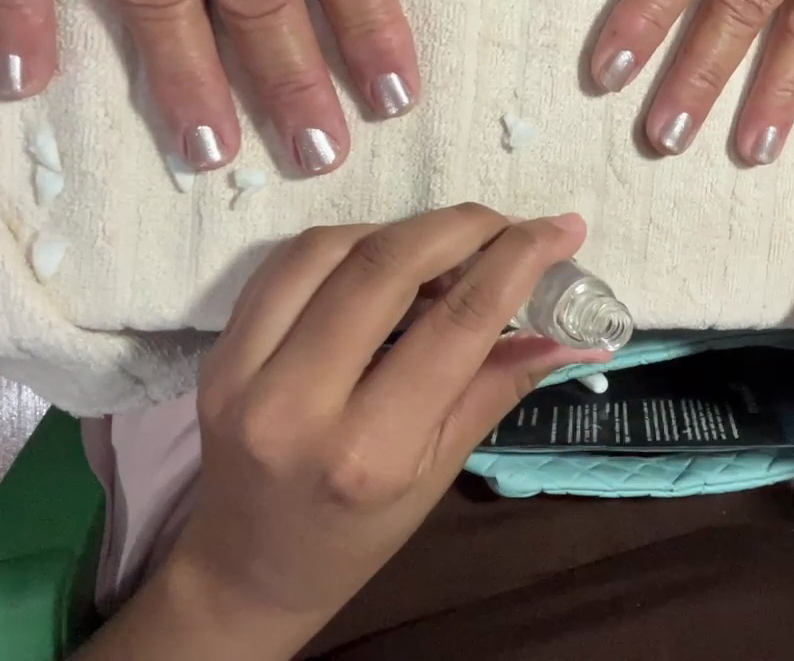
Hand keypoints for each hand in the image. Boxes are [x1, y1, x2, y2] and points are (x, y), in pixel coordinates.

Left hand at [161, 206, 604, 643]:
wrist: (245, 568)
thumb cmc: (358, 534)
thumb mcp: (442, 468)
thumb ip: (502, 383)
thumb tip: (575, 330)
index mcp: (369, 452)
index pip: (457, 325)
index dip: (517, 261)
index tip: (561, 228)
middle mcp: (298, 403)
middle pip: (387, 267)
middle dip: (463, 226)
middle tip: (507, 225)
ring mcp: (244, 370)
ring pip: (333, 248)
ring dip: (405, 228)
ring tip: (448, 244)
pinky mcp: (219, 348)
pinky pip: (289, 260)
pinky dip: (350, 240)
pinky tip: (384, 255)